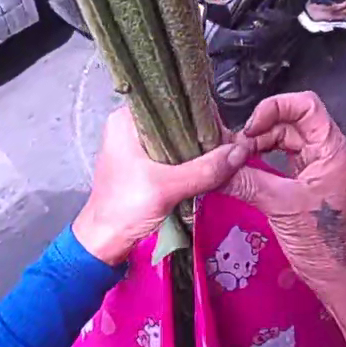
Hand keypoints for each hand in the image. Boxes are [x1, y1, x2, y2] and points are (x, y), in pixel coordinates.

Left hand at [73, 108, 249, 263]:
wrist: (104, 244)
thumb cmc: (124, 209)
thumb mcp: (167, 187)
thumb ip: (205, 169)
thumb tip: (241, 151)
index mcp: (127, 120)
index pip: (172, 102)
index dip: (201, 113)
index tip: (225, 129)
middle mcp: (132, 127)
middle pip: (179, 121)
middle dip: (205, 134)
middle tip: (230, 144)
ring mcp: (139, 147)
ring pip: (180, 139)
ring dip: (201, 149)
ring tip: (226, 154)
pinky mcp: (147, 165)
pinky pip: (177, 155)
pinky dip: (193, 161)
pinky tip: (212, 166)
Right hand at [225, 92, 345, 346]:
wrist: (342, 279)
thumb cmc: (322, 242)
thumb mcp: (281, 207)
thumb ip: (246, 181)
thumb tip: (211, 166)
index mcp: (333, 149)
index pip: (306, 105)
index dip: (274, 107)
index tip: (248, 130)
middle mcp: (328, 152)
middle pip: (291, 122)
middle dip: (260, 131)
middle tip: (232, 152)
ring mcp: (319, 168)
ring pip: (285, 141)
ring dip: (258, 147)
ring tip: (233, 162)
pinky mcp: (309, 184)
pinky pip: (284, 161)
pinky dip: (263, 162)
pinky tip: (242, 171)